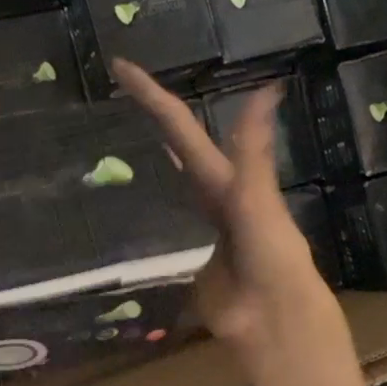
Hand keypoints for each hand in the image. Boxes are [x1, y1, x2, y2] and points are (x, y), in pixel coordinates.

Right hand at [113, 60, 344, 370]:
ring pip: (168, 191)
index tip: (119, 66)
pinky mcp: (184, 264)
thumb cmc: (270, 257)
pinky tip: (121, 219)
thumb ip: (252, 152)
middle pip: (175, 151)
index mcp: (223, 179)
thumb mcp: (257, 200)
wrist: (273, 319)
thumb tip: (269, 87)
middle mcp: (210, 199)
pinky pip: (158, 239)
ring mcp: (197, 232)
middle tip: (115, 96)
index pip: (181, 130)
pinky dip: (142, 224)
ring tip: (113, 147)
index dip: (152, 97)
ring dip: (147, 168)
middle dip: (149, 122)